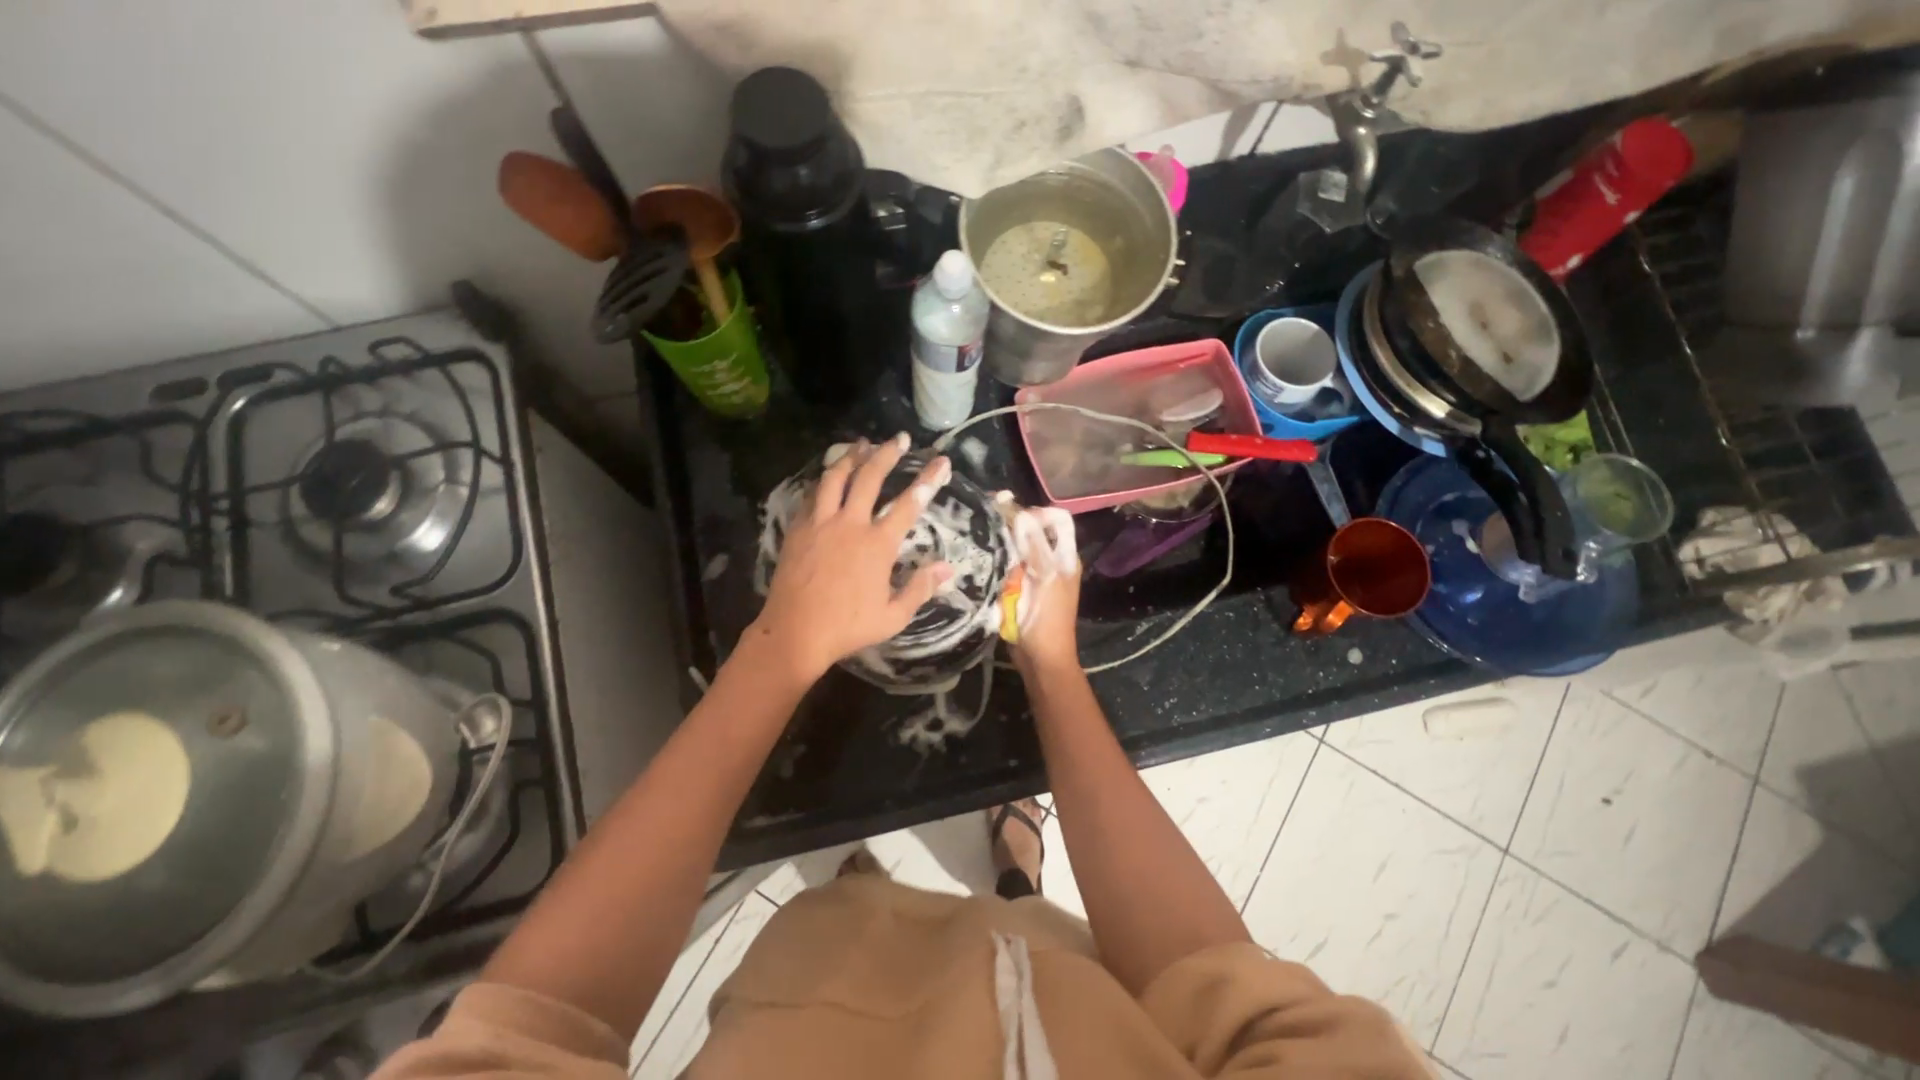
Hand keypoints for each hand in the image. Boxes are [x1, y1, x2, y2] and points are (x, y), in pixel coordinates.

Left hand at [749, 434, 954, 681]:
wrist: (794, 632)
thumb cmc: (847, 627)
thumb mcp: (893, 616)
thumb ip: (920, 588)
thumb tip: (947, 568)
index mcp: (877, 545)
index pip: (909, 503)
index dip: (928, 479)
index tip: (941, 461)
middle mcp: (850, 524)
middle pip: (870, 478)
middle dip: (887, 454)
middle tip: (899, 438)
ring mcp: (821, 523)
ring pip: (836, 478)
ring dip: (852, 457)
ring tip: (863, 444)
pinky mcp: (798, 529)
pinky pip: (813, 495)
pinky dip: (825, 480)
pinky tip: (829, 475)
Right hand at [999, 496, 1081, 674]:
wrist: (1040, 659)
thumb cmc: (1048, 620)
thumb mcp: (1045, 579)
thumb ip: (1036, 546)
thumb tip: (1023, 514)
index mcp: (1065, 556)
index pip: (1057, 519)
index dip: (1038, 512)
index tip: (1015, 518)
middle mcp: (1052, 560)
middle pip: (1035, 530)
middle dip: (1015, 524)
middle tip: (991, 523)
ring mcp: (1034, 574)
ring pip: (1018, 546)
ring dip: (1003, 542)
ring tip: (984, 538)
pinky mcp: (1018, 586)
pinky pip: (1007, 564)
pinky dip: (997, 559)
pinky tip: (983, 557)